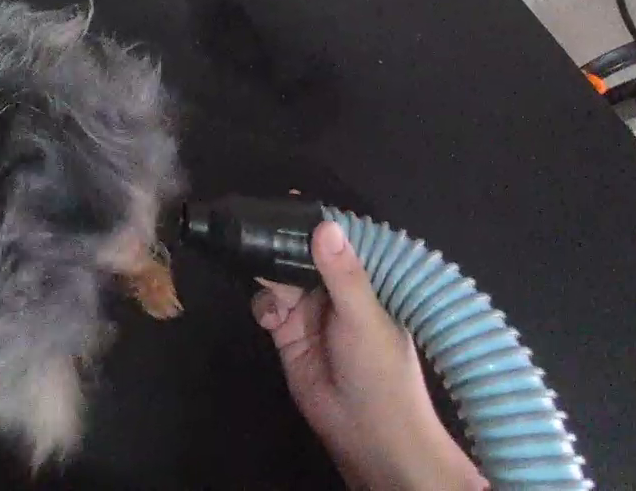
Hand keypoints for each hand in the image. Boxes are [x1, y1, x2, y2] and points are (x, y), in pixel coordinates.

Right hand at [253, 222, 485, 490]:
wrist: (367, 438)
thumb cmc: (380, 375)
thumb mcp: (364, 320)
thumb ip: (342, 274)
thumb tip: (325, 224)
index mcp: (365, 285)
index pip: (340, 243)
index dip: (318, 221)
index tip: (291, 197)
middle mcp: (335, 293)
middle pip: (301, 255)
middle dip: (280, 245)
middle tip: (254, 232)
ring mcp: (309, 312)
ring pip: (278, 276)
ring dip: (268, 276)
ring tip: (270, 288)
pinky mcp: (286, 332)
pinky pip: (265, 304)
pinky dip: (262, 306)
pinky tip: (271, 319)